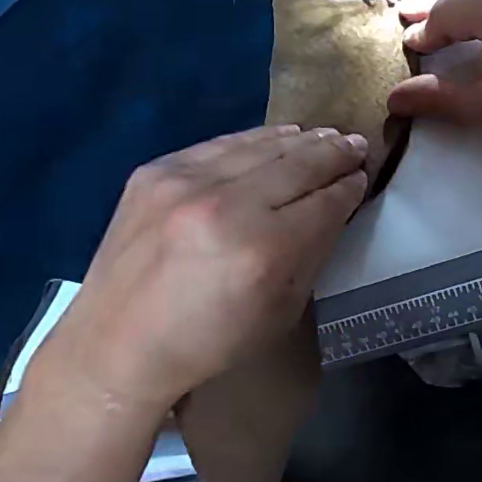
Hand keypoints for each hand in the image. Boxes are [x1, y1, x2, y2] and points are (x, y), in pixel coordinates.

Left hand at [46, 126, 367, 409]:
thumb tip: (333, 209)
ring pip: (258, 145)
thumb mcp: (279, 312)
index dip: (349, 188)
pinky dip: (253, 140)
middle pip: (297, 164)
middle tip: (356, 145)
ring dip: (298, 139)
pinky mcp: (154, 171)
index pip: (323, 203)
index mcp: (262, 251)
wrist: (118, 345)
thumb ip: (312, 254)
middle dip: (333, 153)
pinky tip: (275, 137)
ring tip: (323, 136)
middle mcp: (225, 205)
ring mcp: (183, 181)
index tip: (362, 177)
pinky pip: (218, 145)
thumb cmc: (208, 342)